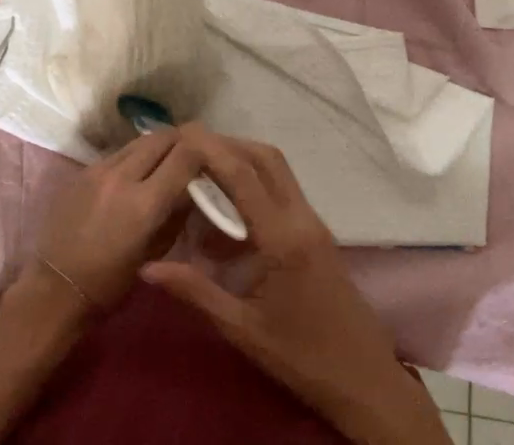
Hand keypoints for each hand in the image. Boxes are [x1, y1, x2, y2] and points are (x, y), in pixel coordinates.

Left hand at [29, 129, 202, 309]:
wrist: (56, 286)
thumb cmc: (111, 282)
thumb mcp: (155, 252)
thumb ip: (176, 215)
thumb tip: (192, 189)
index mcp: (145, 203)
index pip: (184, 156)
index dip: (203, 150)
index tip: (211, 155)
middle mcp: (122, 177)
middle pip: (161, 137)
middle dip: (181, 140)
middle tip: (192, 151)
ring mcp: (98, 170)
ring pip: (137, 141)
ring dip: (156, 146)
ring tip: (166, 159)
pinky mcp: (81, 171)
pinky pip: (116, 154)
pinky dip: (133, 157)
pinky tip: (135, 174)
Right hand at [142, 131, 450, 444]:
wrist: (365, 380)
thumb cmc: (302, 357)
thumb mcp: (242, 329)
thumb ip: (195, 291)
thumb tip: (147, 267)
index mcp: (283, 238)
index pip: (242, 175)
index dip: (209, 149)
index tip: (179, 133)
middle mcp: (301, 219)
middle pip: (265, 158)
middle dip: (225, 146)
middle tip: (186, 151)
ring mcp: (313, 224)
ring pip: (277, 171)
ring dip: (240, 162)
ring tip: (198, 176)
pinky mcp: (316, 235)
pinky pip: (282, 192)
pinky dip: (252, 186)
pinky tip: (224, 216)